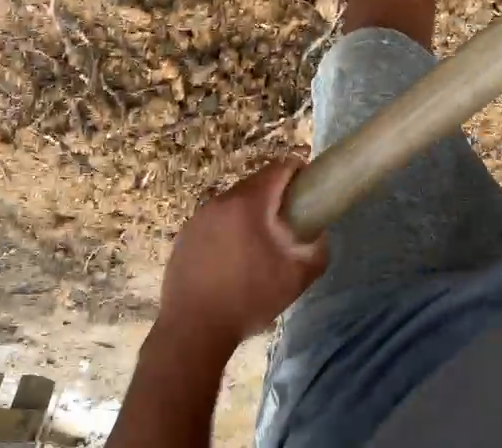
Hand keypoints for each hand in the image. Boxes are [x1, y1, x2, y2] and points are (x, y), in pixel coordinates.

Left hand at [155, 160, 328, 350]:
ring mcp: (197, 219)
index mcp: (248, 203)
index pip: (279, 168)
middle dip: (275, 197)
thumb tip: (318, 233)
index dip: (298, 172)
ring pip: (233, 204)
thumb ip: (317, 249)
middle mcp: (220, 202)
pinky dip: (228, 231)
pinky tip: (231, 262)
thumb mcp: (297, 277)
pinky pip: (214, 222)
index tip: (309, 191)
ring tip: (258, 246)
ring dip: (250, 215)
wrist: (192, 333)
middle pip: (255, 185)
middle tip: (288, 224)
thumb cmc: (248, 299)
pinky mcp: (183, 237)